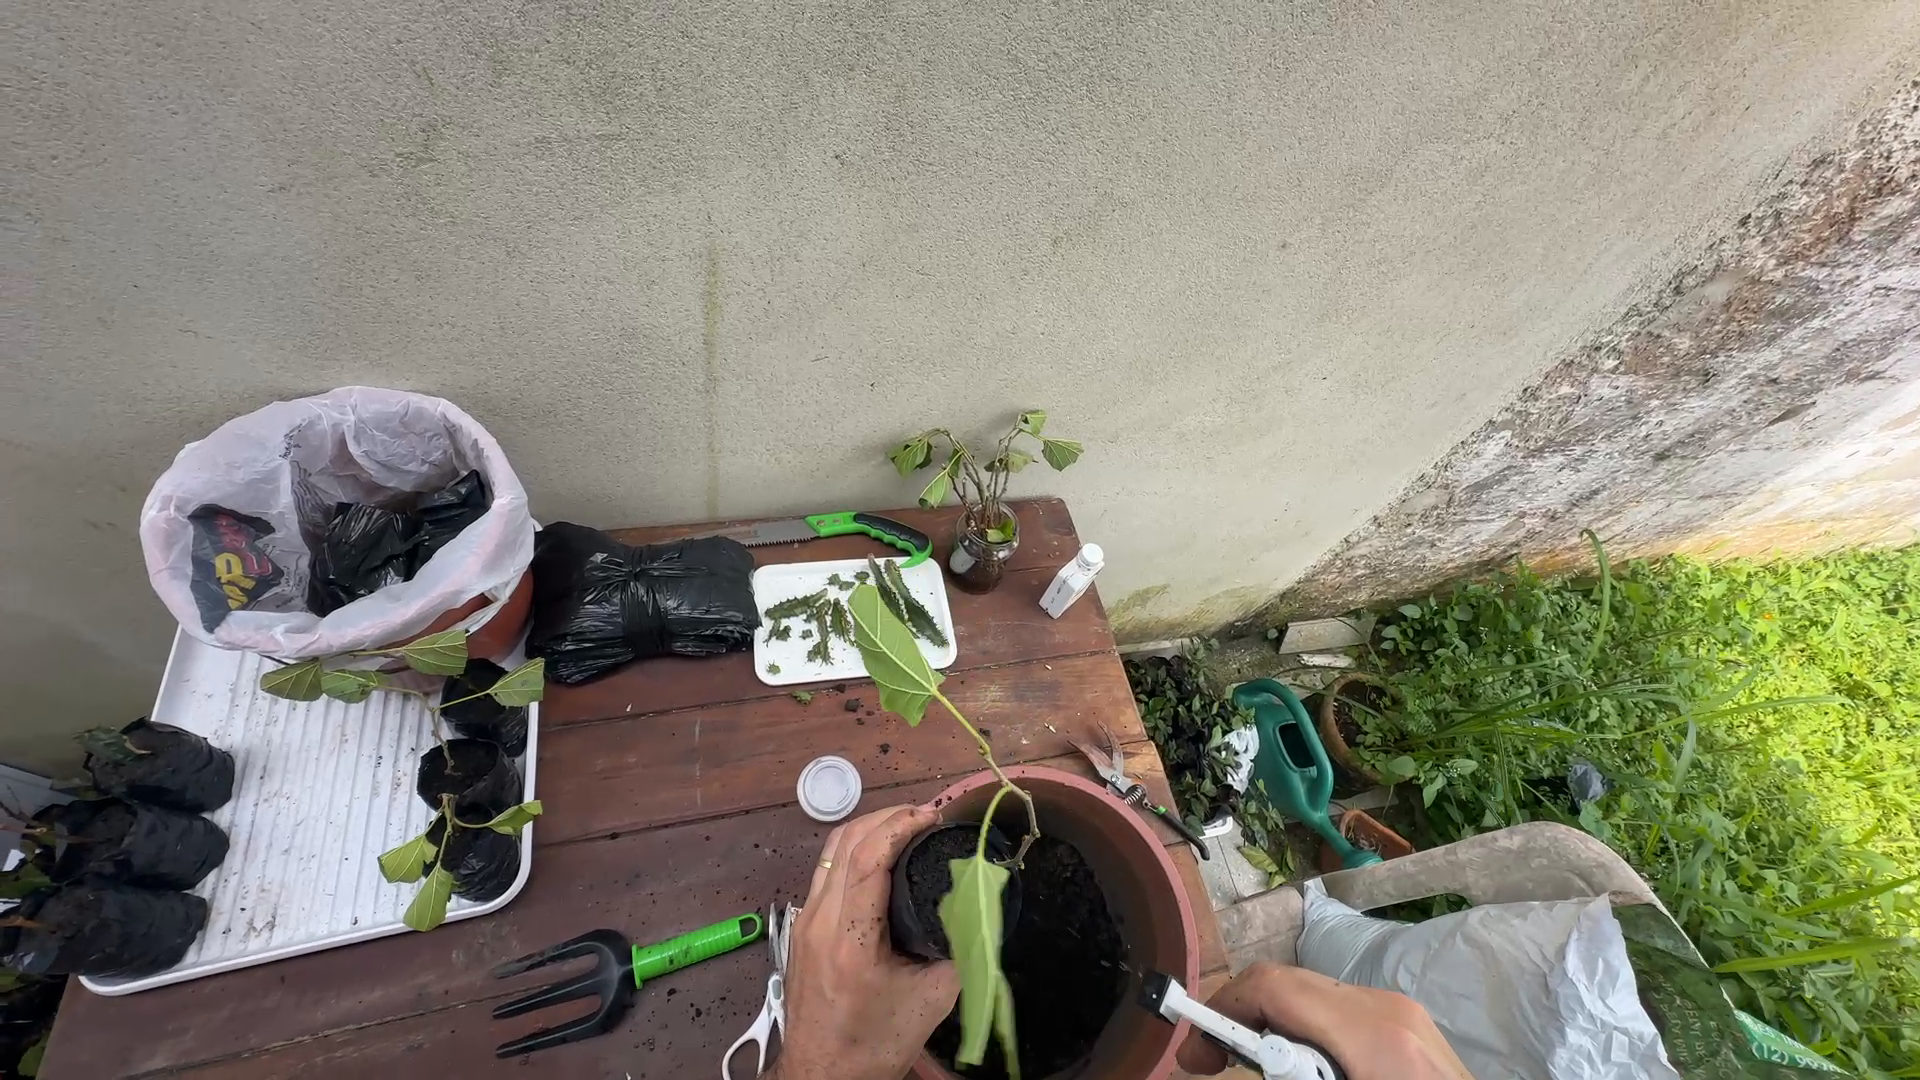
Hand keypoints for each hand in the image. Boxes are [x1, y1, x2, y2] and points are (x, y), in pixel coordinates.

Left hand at [769, 804, 958, 1079]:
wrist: (820, 1078)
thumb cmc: (874, 1044)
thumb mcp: (931, 1000)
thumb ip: (959, 948)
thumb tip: (981, 905)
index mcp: (849, 940)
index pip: (867, 858)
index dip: (901, 825)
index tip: (932, 817)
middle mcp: (819, 920)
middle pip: (847, 841)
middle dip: (889, 816)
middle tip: (926, 816)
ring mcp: (804, 919)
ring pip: (832, 849)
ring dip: (870, 826)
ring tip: (907, 825)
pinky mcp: (801, 924)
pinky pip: (827, 867)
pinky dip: (856, 847)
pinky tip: (881, 853)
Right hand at [1176, 963, 1472, 1079]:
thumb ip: (1287, 1072)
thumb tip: (1226, 1055)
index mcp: (1375, 1035)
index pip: (1273, 987)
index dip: (1221, 1011)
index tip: (1194, 1054)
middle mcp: (1388, 1007)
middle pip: (1286, 983)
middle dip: (1241, 1018)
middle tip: (1210, 1063)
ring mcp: (1402, 1012)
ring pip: (1309, 993)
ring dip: (1273, 1026)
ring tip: (1263, 1067)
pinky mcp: (1410, 1026)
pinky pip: (1337, 1010)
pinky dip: (1307, 1031)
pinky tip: (1304, 1066)